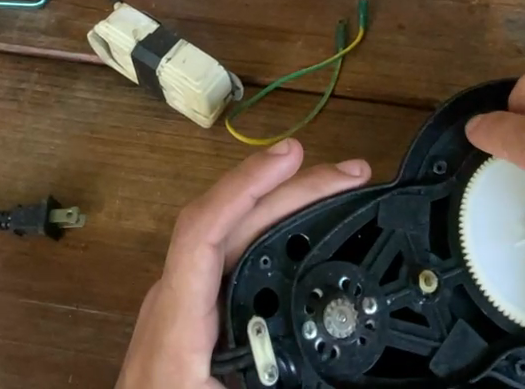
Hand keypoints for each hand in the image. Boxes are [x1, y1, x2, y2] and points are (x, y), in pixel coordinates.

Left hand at [119, 140, 370, 388]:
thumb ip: (280, 384)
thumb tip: (345, 374)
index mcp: (176, 327)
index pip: (203, 231)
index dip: (246, 186)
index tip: (292, 158)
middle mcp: (175, 301)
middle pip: (228, 219)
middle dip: (289, 187)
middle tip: (349, 173)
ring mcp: (183, 303)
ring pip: (231, 230)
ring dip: (280, 200)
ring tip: (331, 184)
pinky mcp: (193, 313)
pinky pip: (231, 252)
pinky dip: (268, 228)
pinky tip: (297, 222)